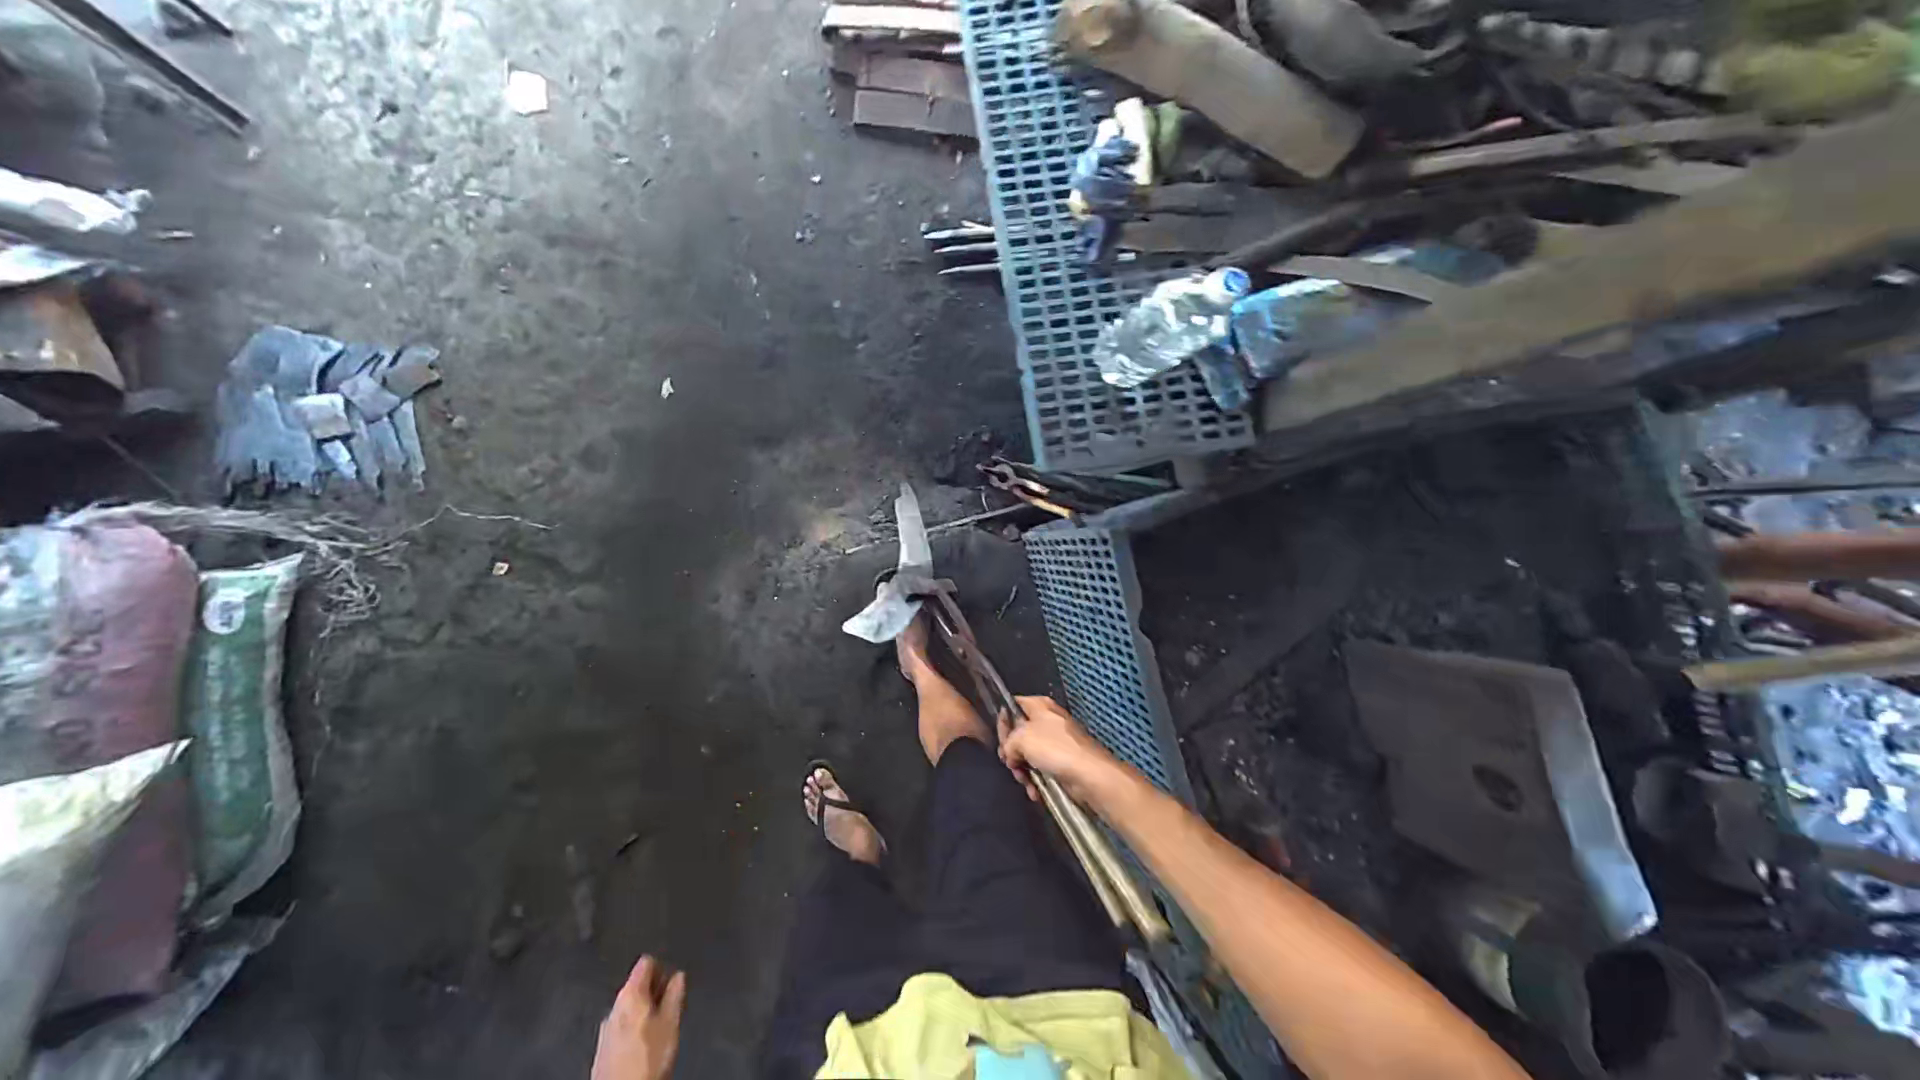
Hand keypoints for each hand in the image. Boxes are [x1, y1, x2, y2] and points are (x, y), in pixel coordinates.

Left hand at [592, 955, 685, 1079]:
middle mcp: (614, 1006)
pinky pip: (624, 1024)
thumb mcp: (671, 1022)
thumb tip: (679, 977)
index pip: (646, 962)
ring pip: (631, 1006)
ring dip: (647, 1010)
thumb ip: (675, 994)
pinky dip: (637, 1026)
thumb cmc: (645, 1059)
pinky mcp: (604, 1046)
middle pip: (638, 984)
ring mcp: (607, 1027)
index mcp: (630, 994)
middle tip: (671, 1003)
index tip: (672, 979)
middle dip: (656, 990)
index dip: (662, 967)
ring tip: (661, 1025)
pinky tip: (647, 1042)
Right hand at [999, 695, 1131, 807]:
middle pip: (1018, 734)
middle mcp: (1046, 721)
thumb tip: (1009, 754)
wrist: (1089, 774)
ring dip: (1022, 771)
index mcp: (1039, 706)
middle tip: (1011, 763)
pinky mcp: (1060, 763)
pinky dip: (1035, 781)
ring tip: (1025, 781)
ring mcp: (1055, 743)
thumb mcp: (1021, 738)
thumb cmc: (1055, 748)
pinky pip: (1039, 770)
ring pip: (1027, 755)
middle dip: (1011, 753)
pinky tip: (1035, 790)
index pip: (1012, 706)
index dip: (1002, 723)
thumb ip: (1007, 742)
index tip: (1000, 741)